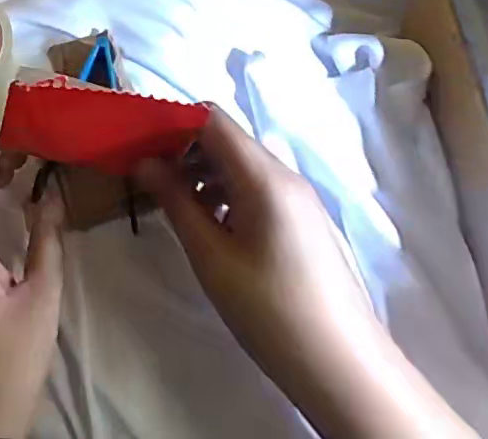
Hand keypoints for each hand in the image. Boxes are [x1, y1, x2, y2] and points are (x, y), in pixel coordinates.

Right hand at [134, 108, 473, 438]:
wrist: (344, 367)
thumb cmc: (270, 310)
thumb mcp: (212, 258)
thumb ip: (176, 202)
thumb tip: (145, 162)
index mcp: (264, 175)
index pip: (213, 119)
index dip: (174, 124)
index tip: (142, 147)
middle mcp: (284, 173)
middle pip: (227, 139)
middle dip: (185, 150)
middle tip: (151, 179)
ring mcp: (298, 195)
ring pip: (241, 164)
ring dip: (205, 173)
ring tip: (175, 205)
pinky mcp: (302, 217)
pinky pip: (257, 187)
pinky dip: (227, 192)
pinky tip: (211, 225)